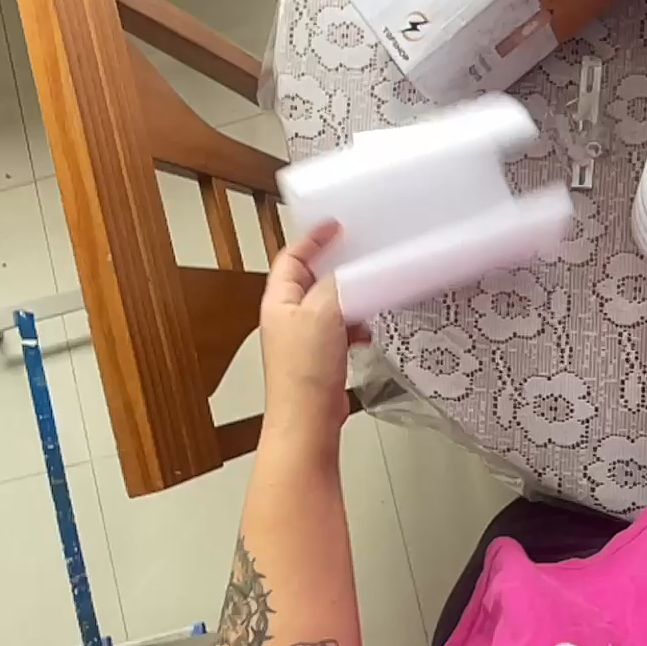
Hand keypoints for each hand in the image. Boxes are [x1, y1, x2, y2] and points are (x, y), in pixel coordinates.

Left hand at [260, 221, 367, 436]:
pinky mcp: (322, 355)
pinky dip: (357, 325)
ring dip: (351, 299)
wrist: (309, 419)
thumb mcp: (322, 313)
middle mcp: (288, 316)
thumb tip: (349, 270)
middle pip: (313, 279)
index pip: (292, 257)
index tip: (334, 226)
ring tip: (368, 295)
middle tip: (359, 255)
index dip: (312, 239)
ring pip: (331, 304)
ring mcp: (305, 337)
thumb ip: (336, 285)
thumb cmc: (304, 372)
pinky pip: (343, 328)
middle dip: (337, 268)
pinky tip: (367, 331)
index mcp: (279, 300)